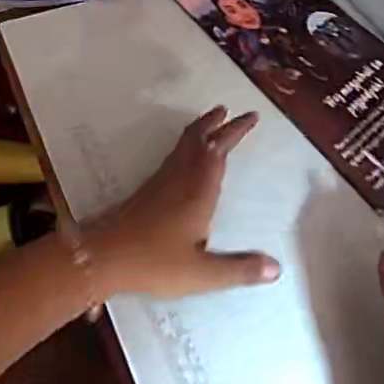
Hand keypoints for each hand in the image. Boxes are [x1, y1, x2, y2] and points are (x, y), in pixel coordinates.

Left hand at [85, 107, 281, 300]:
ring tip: (212, 120)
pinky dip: (188, 143)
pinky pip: (176, 153)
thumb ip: (239, 269)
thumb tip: (277, 268)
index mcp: (198, 191)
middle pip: (201, 139)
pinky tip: (187, 152)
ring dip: (201, 129)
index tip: (250, 115)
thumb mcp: (202, 273)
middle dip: (217, 123)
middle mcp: (181, 177)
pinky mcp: (151, 186)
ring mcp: (164, 179)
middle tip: (231, 110)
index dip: (235, 131)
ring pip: (186, 144)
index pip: (220, 150)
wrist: (107, 253)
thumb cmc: (156, 262)